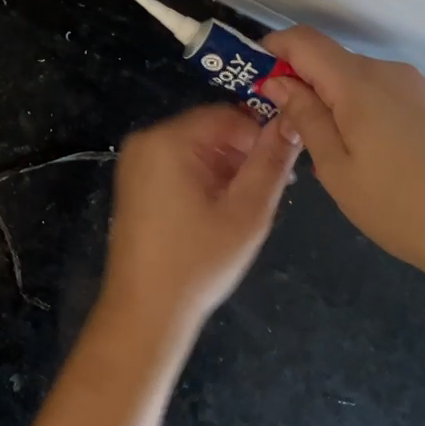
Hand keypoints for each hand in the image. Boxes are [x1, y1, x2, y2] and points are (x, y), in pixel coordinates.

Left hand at [101, 105, 303, 329]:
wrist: (145, 309)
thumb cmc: (198, 261)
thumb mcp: (246, 212)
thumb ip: (271, 163)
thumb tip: (290, 123)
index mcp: (167, 140)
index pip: (226, 115)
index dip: (259, 136)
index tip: (283, 170)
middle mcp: (145, 140)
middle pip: (209, 129)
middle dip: (242, 155)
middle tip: (266, 194)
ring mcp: (135, 161)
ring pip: (195, 148)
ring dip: (225, 169)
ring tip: (244, 207)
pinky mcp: (134, 182)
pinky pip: (177, 164)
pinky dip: (203, 178)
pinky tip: (218, 211)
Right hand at [257, 26, 424, 294]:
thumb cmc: (403, 208)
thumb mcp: (337, 169)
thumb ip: (305, 117)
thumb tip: (279, 82)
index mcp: (360, 82)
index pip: (304, 40)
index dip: (274, 50)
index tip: (256, 80)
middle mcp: (392, 74)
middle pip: (333, 61)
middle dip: (304, 84)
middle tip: (291, 130)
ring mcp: (424, 90)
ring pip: (362, 81)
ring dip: (337, 102)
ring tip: (338, 155)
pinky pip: (390, 97)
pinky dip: (368, 113)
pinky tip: (380, 161)